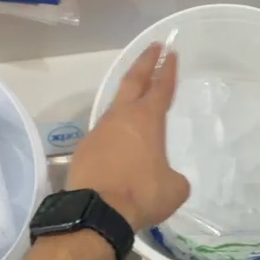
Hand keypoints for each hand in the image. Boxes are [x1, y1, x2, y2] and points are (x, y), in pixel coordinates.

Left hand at [66, 43, 189, 229]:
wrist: (97, 211)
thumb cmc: (142, 194)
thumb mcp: (174, 188)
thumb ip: (173, 176)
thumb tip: (165, 177)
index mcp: (147, 120)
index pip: (161, 87)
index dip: (168, 70)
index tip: (171, 53)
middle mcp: (121, 118)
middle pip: (133, 81)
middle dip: (145, 62)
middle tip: (154, 48)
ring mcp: (99, 132)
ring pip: (115, 108)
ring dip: (127, 99)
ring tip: (135, 98)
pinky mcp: (85, 150)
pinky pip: (104, 135)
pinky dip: (114, 133)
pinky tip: (119, 142)